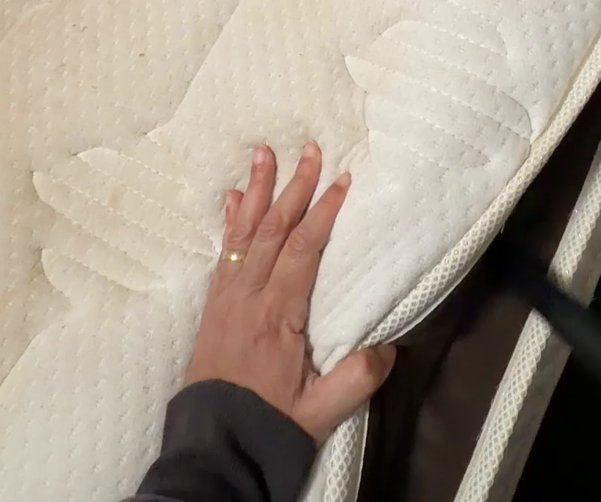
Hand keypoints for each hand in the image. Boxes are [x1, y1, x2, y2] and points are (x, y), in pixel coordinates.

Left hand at [184, 142, 396, 440]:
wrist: (210, 450)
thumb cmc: (268, 426)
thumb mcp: (319, 414)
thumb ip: (356, 380)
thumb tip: (390, 346)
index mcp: (278, 315)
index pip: (303, 250)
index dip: (324, 212)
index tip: (342, 180)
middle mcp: (249, 296)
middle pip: (274, 229)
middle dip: (294, 186)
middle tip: (309, 149)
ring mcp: (227, 297)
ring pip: (245, 233)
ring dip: (257, 190)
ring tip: (263, 153)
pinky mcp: (214, 304)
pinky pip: (223, 252)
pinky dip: (231, 221)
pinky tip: (235, 198)